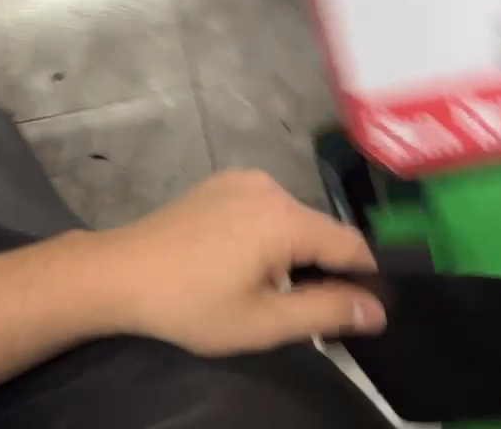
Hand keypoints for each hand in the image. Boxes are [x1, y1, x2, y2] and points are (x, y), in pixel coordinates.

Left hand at [87, 170, 386, 355]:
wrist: (123, 272)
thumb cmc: (193, 303)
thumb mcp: (264, 321)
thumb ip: (326, 312)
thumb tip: (376, 309)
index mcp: (284, 217)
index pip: (351, 244)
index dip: (365, 280)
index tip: (362, 312)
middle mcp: (268, 186)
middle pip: (320, 229)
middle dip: (324, 268)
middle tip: (305, 311)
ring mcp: (241, 179)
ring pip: (292, 218)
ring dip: (294, 252)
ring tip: (268, 290)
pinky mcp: (220, 182)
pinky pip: (264, 208)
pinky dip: (269, 234)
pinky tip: (243, 263)